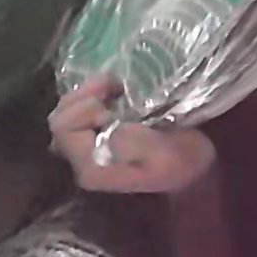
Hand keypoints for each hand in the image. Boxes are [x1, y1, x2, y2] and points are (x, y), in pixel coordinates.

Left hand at [49, 75, 215, 193]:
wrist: (197, 171)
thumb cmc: (183, 163)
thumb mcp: (166, 156)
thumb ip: (137, 144)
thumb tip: (109, 128)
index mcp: (93, 166)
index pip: (63, 128)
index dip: (85, 106)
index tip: (117, 99)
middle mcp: (85, 158)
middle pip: (60, 117)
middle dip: (84, 93)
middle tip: (116, 84)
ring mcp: (91, 147)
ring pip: (68, 110)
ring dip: (89, 91)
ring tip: (118, 85)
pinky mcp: (102, 135)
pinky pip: (83, 109)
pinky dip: (96, 94)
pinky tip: (119, 91)